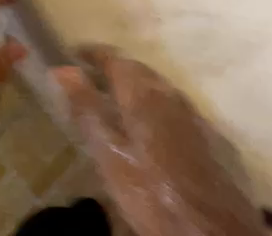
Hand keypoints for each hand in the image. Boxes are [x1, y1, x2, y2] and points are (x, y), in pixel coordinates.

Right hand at [53, 46, 263, 235]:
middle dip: (113, 69)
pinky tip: (148, 130)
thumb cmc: (150, 190)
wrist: (209, 228)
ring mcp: (191, 112)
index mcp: (143, 92)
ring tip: (114, 103)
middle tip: (90, 80)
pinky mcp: (205, 134)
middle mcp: (169, 92)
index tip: (73, 55)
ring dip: (135, 88)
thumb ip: (86, 108)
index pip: (114, 57)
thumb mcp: (108, 153)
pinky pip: (172, 107)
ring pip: (157, 88)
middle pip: (138, 70)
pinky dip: (153, 107)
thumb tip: (63, 69)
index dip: (92, 53)